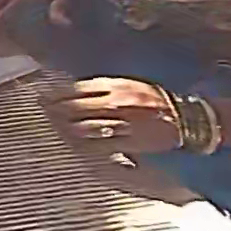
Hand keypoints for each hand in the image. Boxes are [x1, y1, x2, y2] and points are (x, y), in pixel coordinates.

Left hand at [50, 78, 181, 153]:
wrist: (188, 117)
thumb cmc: (152, 100)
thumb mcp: (127, 84)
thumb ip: (100, 87)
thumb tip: (69, 90)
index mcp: (116, 86)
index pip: (75, 89)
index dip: (55, 94)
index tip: (42, 98)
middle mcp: (118, 102)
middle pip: (75, 107)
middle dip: (55, 112)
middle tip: (44, 115)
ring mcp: (124, 123)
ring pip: (84, 127)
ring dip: (65, 129)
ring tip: (55, 129)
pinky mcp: (132, 142)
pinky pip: (101, 145)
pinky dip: (85, 145)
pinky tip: (73, 144)